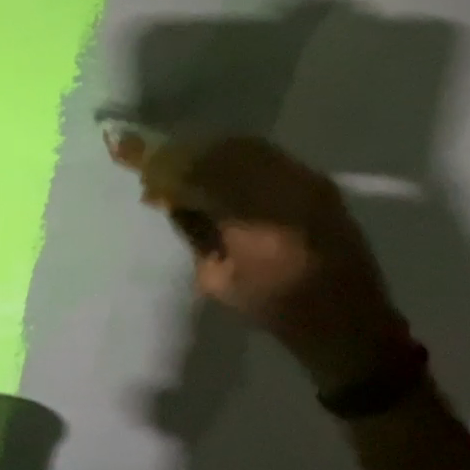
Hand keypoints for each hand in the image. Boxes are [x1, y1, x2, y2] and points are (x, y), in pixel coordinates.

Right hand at [110, 130, 412, 395]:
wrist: (349, 324)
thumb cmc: (275, 310)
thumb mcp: (217, 279)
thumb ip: (192, 230)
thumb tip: (165, 194)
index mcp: (252, 221)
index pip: (193, 175)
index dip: (157, 161)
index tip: (120, 145)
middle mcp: (282, 189)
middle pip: (217, 151)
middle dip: (182, 155)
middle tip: (156, 169)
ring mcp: (305, 180)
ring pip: (243, 147)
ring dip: (209, 153)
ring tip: (187, 169)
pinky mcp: (318, 181)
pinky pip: (267, 155)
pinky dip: (236, 157)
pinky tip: (221, 171)